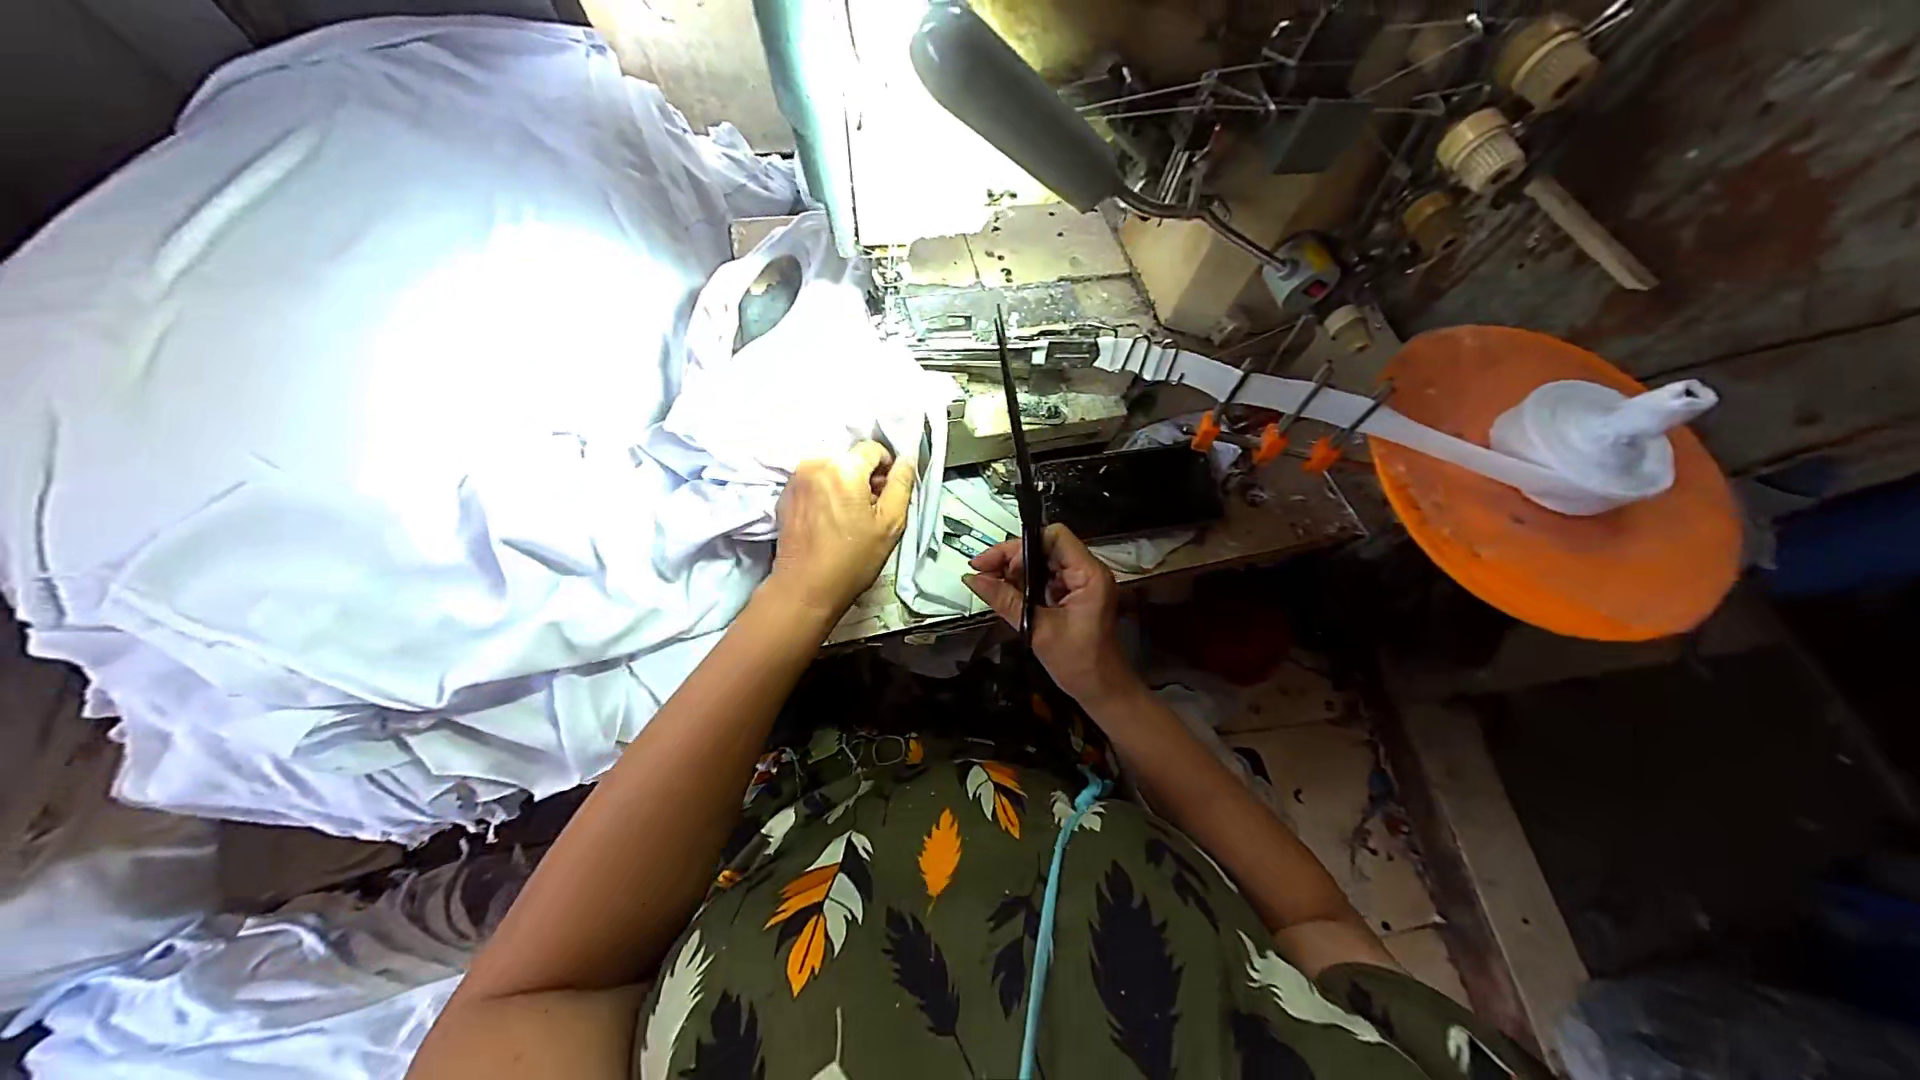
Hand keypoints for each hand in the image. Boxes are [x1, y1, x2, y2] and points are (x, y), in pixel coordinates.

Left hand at [767, 440, 915, 622]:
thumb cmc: (852, 558)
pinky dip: (826, 492)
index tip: (886, 493)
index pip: (873, 447)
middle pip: (850, 457)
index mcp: (843, 467)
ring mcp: (796, 478)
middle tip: (870, 509)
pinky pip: (814, 481)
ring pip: (832, 468)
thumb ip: (902, 484)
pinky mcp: (785, 493)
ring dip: (845, 484)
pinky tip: (830, 520)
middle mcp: (815, 464)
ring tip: (849, 516)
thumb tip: (906, 460)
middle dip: (865, 476)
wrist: (805, 587)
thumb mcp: (890, 523)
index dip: (886, 467)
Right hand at [964, 523, 1138, 704]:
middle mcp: (1088, 572)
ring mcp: (1081, 582)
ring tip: (991, 583)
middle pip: (1045, 546)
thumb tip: (975, 579)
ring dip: (1015, 570)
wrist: (1102, 690)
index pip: (1054, 537)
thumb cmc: (1080, 664)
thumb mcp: (1037, 629)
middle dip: (1012, 557)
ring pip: (1042, 560)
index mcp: (1089, 575)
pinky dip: (1025, 582)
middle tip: (983, 572)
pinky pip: (1045, 576)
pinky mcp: (1074, 593)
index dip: (1021, 545)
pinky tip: (1006, 592)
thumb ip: (1005, 600)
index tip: (995, 563)